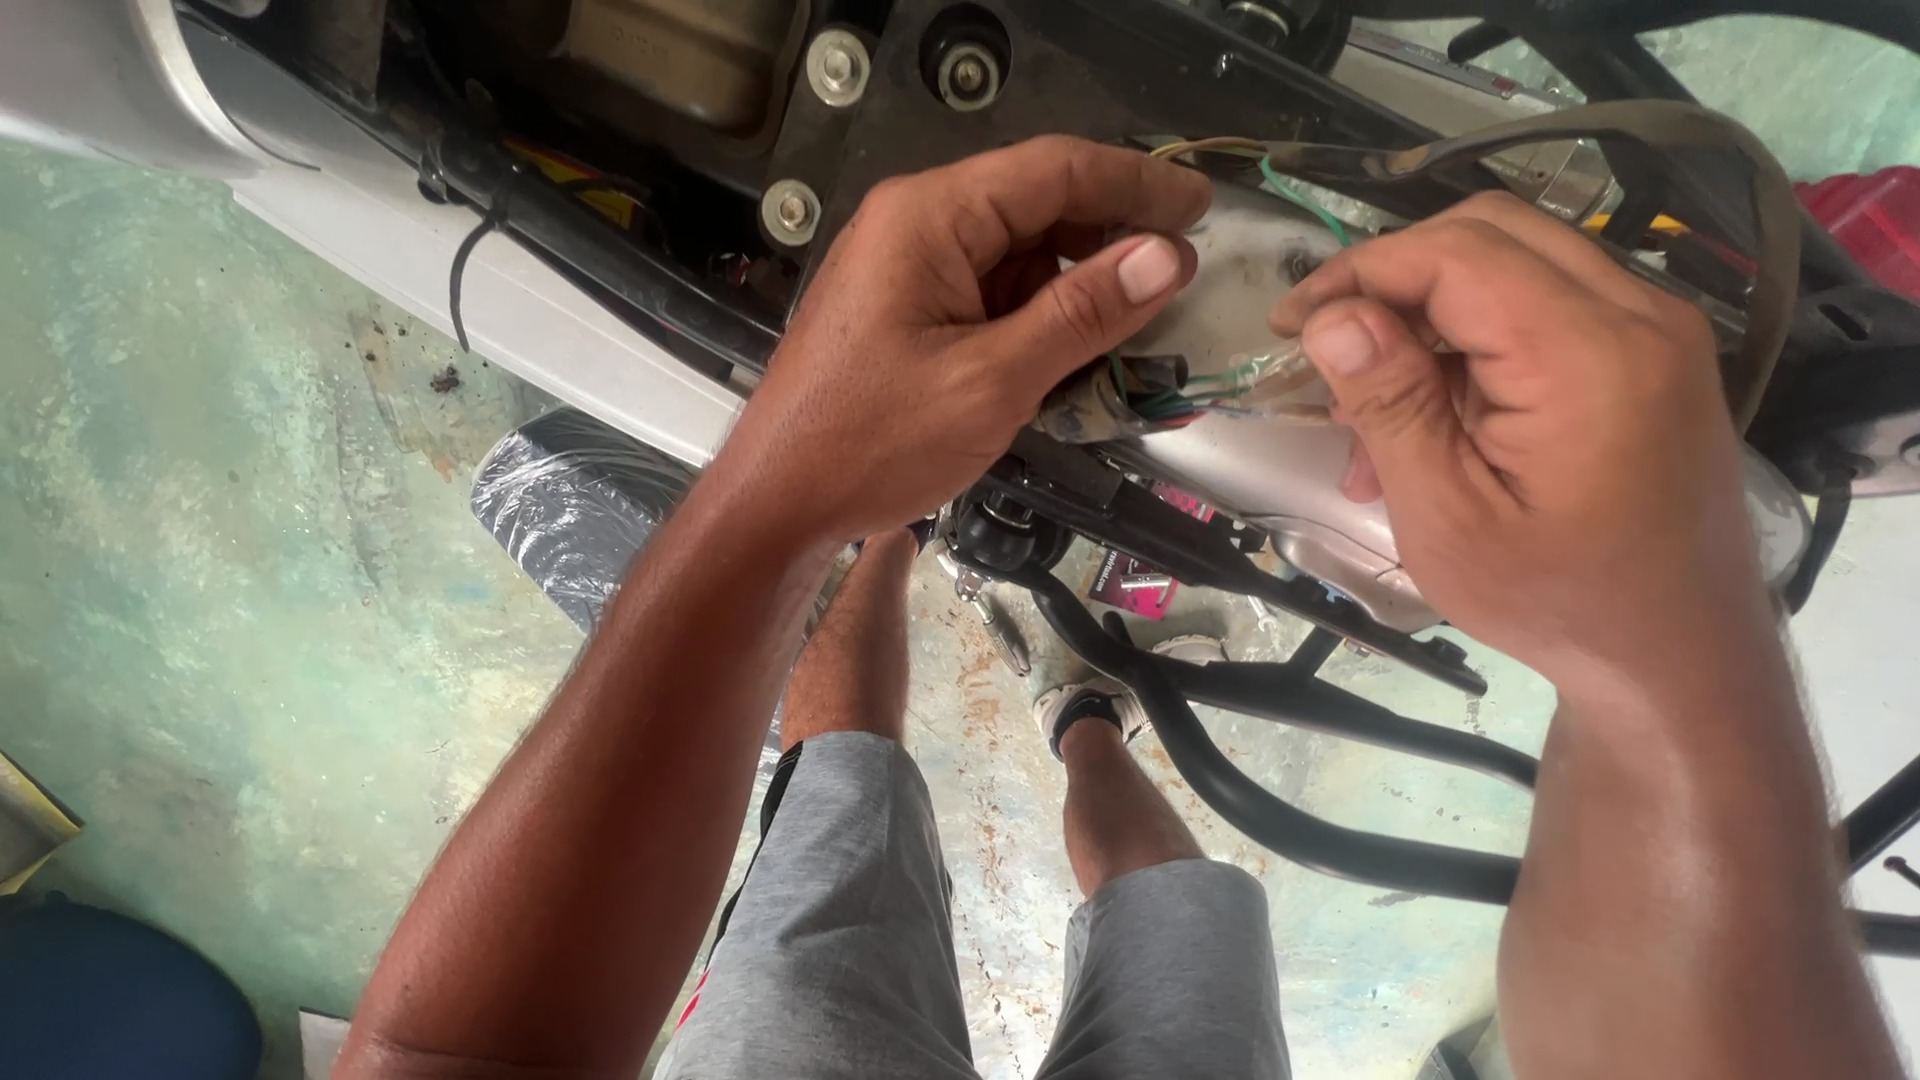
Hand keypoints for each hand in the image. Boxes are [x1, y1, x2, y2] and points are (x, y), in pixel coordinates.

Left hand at [712, 136, 1210, 544]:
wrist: (781, 504)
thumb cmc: (874, 444)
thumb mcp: (990, 382)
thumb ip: (1079, 315)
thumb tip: (1164, 256)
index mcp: (929, 217)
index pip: (1053, 170)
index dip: (1136, 184)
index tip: (1202, 210)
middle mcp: (914, 227)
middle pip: (1033, 209)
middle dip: (1107, 241)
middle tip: (1174, 279)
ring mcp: (905, 274)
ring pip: (1013, 260)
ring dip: (1072, 289)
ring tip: (1133, 327)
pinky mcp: (904, 319)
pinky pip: (985, 301)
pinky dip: (1033, 321)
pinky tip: (1070, 353)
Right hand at [1270, 192, 1771, 687]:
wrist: (1670, 651)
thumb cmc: (1548, 596)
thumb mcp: (1445, 513)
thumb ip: (1392, 403)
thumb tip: (1332, 319)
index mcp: (1586, 356)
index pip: (1455, 255)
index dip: (1358, 272)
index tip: (1288, 324)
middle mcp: (1636, 316)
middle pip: (1488, 231)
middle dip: (1386, 276)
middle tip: (1320, 342)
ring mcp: (1647, 331)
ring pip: (1509, 261)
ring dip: (1419, 313)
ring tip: (1363, 406)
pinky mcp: (1639, 355)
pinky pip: (1534, 308)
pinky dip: (1460, 343)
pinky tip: (1421, 418)